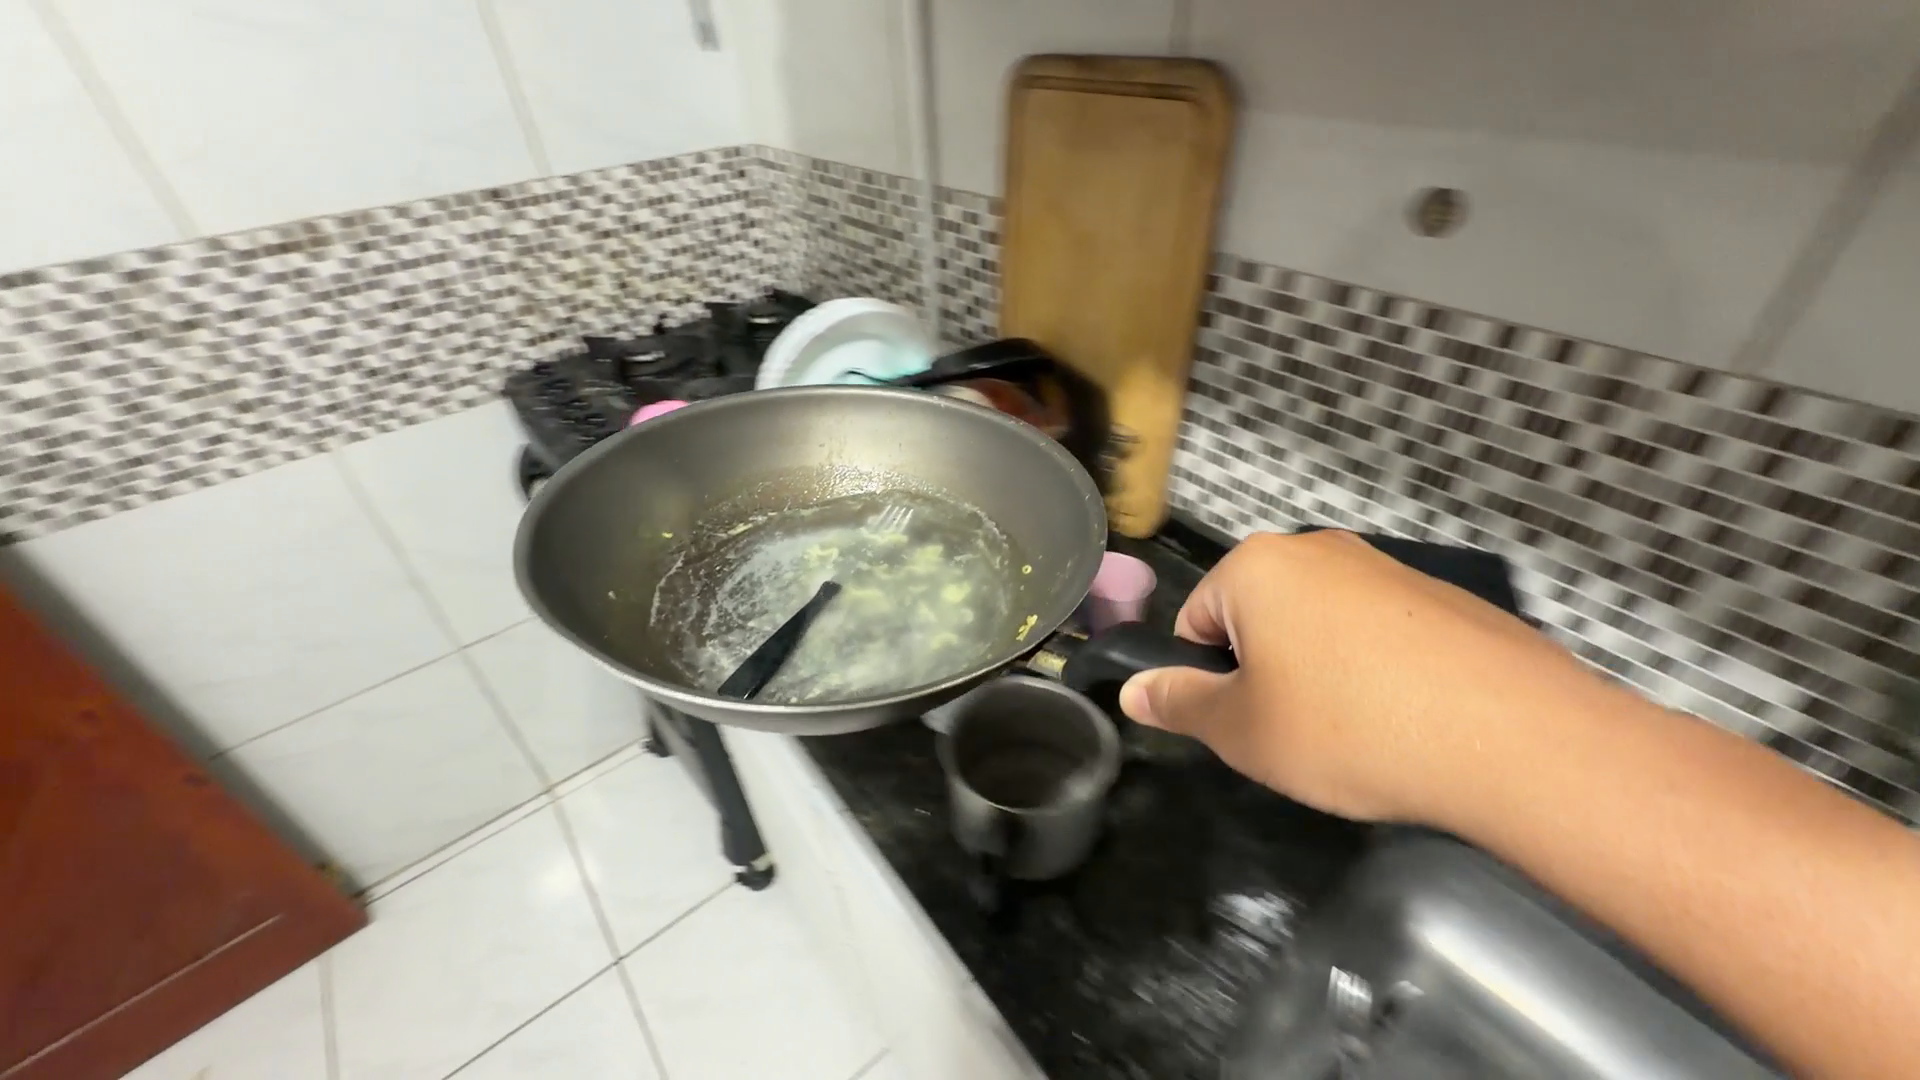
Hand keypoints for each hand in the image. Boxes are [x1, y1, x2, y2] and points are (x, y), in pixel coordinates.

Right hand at [1118, 530, 1591, 822]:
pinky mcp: (1442, 597)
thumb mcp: (1241, 730)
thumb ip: (1177, 704)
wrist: (1514, 738)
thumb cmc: (1347, 727)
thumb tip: (1131, 692)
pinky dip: (1373, 670)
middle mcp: (1318, 549)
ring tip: (1357, 731)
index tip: (1245, 722)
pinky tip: (1406, 718)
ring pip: (1317, 625)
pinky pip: (1376, 632)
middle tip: (1295, 732)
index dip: (1208, 678)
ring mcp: (1386, 567)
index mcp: (1257, 566)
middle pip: (1256, 616)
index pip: (1195, 620)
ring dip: (1316, 671)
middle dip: (1262, 671)